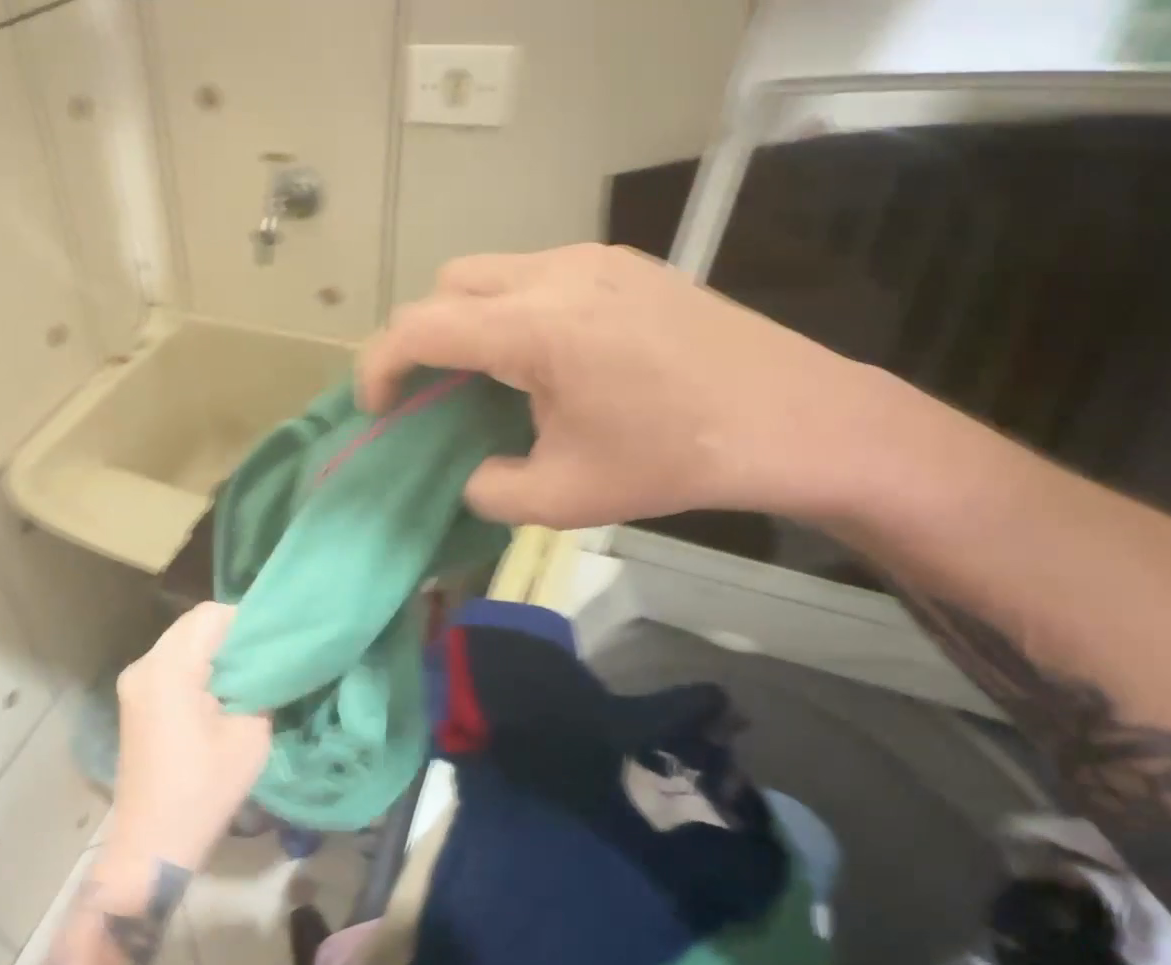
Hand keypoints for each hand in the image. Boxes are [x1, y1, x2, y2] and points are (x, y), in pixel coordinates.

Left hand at [107, 603, 270, 870]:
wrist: (152, 842)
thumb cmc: (204, 790)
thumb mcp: (251, 735)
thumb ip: (262, 686)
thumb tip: (271, 665)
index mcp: (169, 669)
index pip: (211, 615)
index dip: (247, 622)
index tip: (276, 642)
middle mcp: (144, 666)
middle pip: (192, 625)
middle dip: (231, 635)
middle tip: (268, 656)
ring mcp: (134, 683)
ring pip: (181, 644)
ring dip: (214, 652)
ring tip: (249, 676)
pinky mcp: (134, 701)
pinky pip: (170, 666)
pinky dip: (197, 668)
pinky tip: (222, 692)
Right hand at [356, 244, 901, 529]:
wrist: (794, 419)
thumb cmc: (674, 461)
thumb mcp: (562, 498)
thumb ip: (488, 488)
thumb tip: (470, 473)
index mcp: (534, 328)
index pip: (419, 328)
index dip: (379, 367)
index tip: (376, 410)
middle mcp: (555, 274)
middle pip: (447, 285)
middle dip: (421, 337)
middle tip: (430, 394)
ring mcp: (595, 260)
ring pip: (491, 272)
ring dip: (467, 320)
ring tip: (486, 378)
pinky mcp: (625, 264)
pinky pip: (538, 273)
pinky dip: (512, 310)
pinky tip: (545, 360)